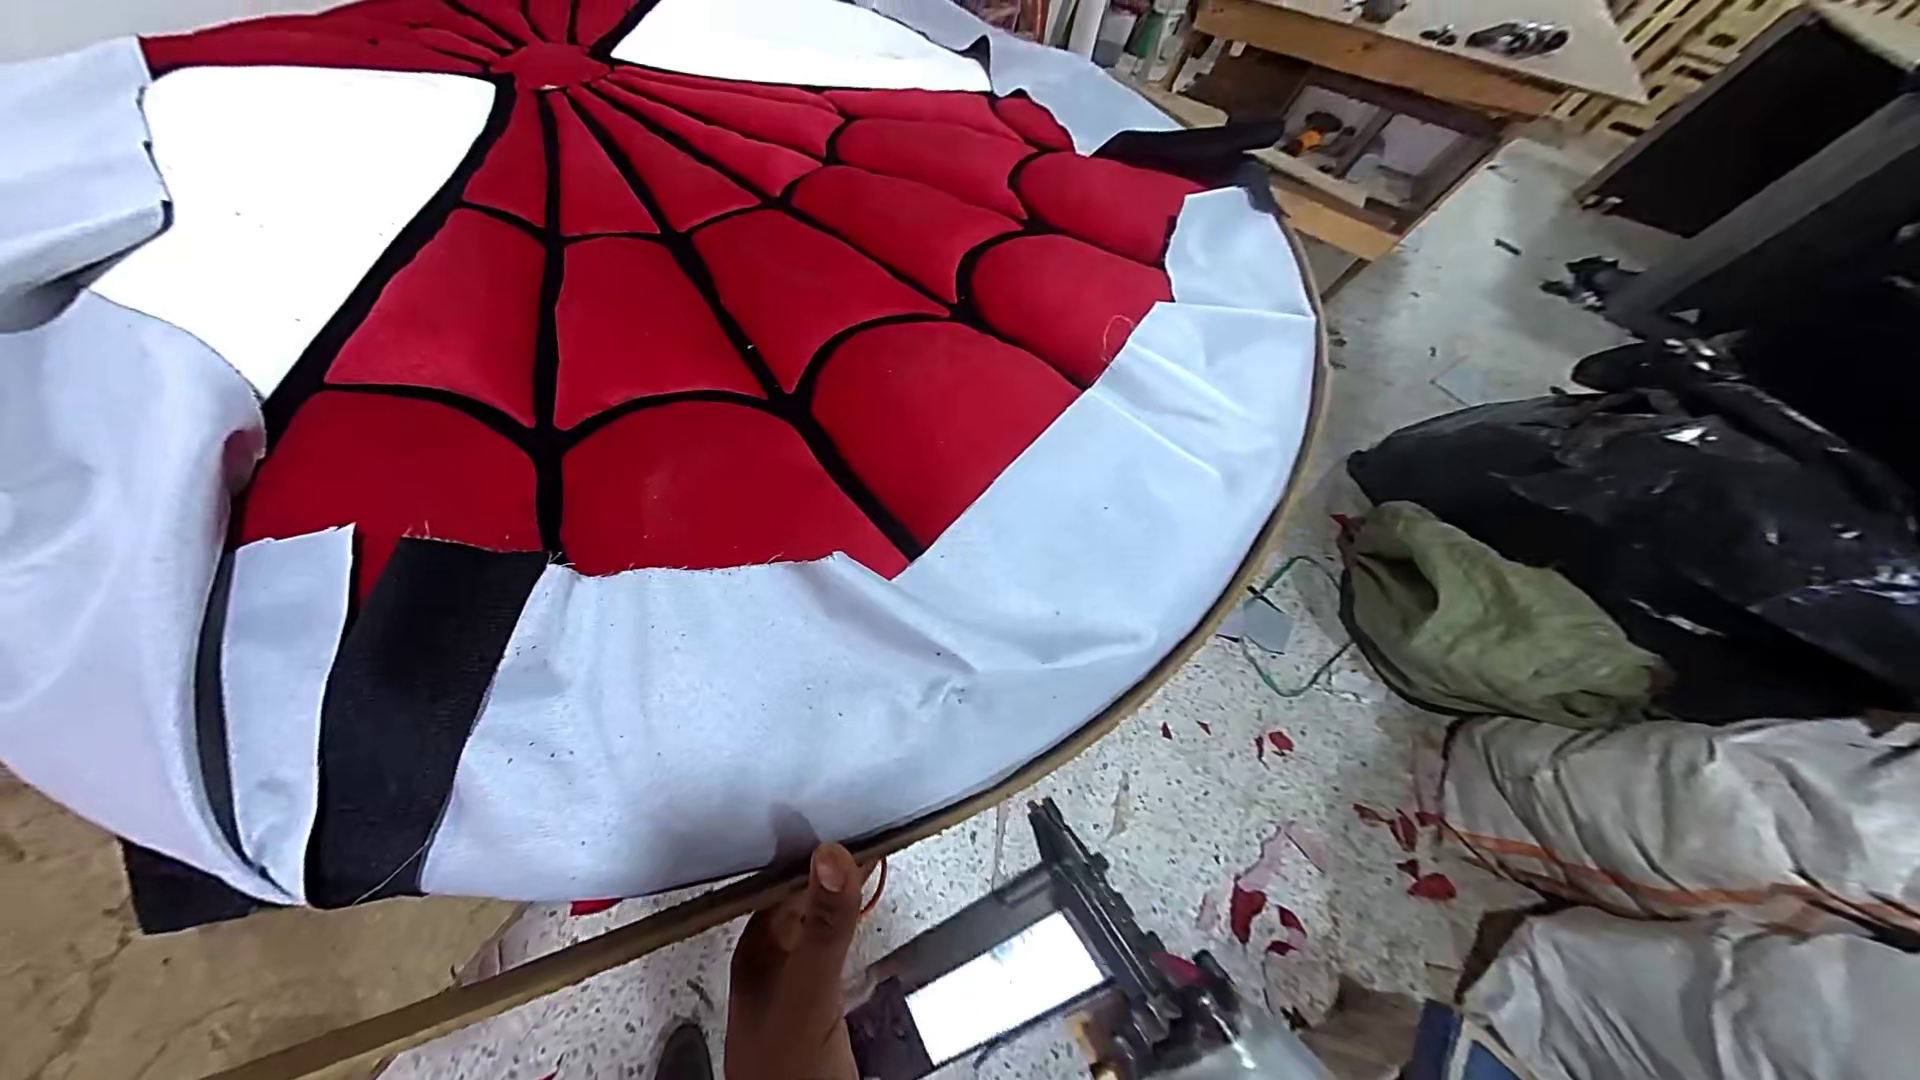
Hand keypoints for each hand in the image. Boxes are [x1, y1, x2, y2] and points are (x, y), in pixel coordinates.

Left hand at [726, 843, 870, 1079]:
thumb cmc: (790, 1070)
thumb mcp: (809, 995)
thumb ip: (823, 926)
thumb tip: (832, 850)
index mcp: (759, 945)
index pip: (789, 877)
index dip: (822, 847)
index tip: (859, 815)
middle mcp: (777, 953)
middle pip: (809, 892)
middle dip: (840, 861)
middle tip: (881, 821)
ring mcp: (803, 975)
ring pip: (827, 914)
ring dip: (851, 887)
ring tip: (884, 847)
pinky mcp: (828, 995)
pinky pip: (843, 940)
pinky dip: (860, 917)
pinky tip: (878, 905)